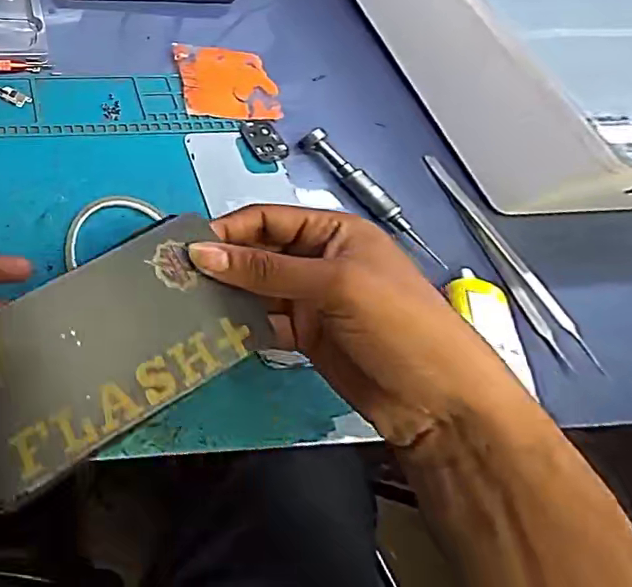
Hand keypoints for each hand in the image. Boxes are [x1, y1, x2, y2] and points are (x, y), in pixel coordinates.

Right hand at [187, 205, 531, 448]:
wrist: (446, 411)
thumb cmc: (403, 327)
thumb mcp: (334, 285)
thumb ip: (264, 269)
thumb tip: (203, 253)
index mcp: (334, 232)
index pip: (267, 219)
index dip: (231, 230)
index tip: (194, 246)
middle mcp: (319, 260)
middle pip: (258, 251)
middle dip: (225, 261)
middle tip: (185, 274)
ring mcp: (312, 299)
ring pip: (256, 287)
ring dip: (230, 292)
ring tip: (195, 299)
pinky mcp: (307, 334)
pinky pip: (264, 319)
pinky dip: (244, 322)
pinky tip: (223, 326)